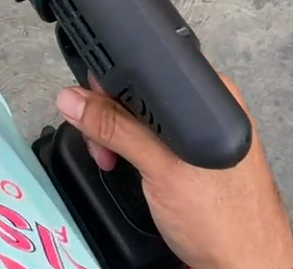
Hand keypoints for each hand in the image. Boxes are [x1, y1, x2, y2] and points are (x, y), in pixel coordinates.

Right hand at [56, 74, 292, 268]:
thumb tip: (69, 98)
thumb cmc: (223, 223)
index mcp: (212, 97)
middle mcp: (208, 111)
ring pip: (141, 119)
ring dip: (115, 138)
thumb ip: (114, 128)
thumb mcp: (160, 169)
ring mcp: (201, 139)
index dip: (111, 81)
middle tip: (101, 144)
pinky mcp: (195, 161)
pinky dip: (131, 151)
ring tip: (110, 162)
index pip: (148, 69)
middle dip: (109, 116)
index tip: (92, 105)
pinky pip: (152, 141)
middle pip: (138, 95)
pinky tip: (125, 168)